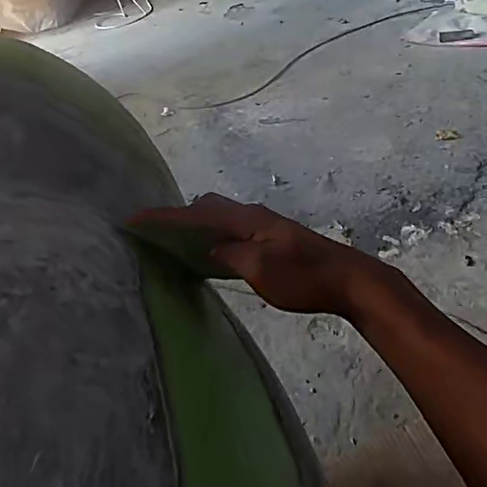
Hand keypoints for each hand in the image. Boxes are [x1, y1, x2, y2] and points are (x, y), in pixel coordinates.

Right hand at [128, 194, 401, 317]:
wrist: (351, 280)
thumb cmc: (304, 277)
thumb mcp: (261, 270)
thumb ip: (231, 255)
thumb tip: (212, 248)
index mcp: (247, 218)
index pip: (197, 211)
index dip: (165, 215)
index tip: (135, 217)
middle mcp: (253, 215)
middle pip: (208, 205)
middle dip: (179, 214)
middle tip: (156, 231)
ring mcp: (265, 225)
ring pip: (221, 216)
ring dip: (197, 224)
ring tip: (176, 240)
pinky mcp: (273, 238)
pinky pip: (232, 229)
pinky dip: (214, 234)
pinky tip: (212, 252)